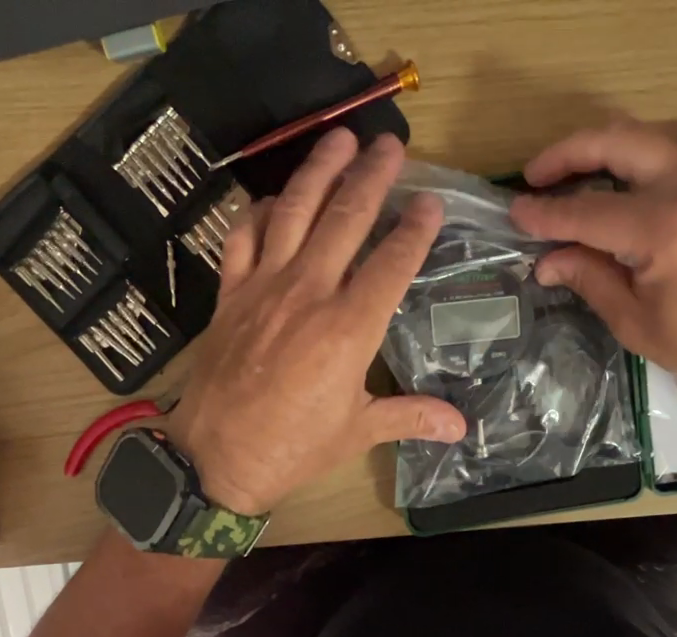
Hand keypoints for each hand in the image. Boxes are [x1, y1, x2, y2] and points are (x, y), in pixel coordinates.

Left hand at [167, 129, 465, 516]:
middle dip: (372, 177)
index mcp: (348, 329)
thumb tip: (459, 426)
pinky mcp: (230, 294)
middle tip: (390, 146)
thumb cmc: (293, 448)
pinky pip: (242, 237)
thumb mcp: (357, 433)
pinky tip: (275, 196)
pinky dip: (258, 210)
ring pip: (294, 212)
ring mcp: (265, 288)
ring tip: (339, 137)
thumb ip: (410, 416)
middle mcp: (309, 293)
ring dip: (319, 171)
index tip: (431, 202)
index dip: (415, 229)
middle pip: (346, 219)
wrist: (216, 458)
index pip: (391, 263)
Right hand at [509, 120, 676, 400]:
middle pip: (619, 142)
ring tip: (573, 184)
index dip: (546, 213)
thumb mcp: (636, 322)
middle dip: (570, 153)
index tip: (514, 211)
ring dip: (606, 159)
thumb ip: (590, 277)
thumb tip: (547, 259)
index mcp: (669, 229)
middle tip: (536, 175)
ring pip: (650, 147)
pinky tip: (627, 203)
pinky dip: (644, 176)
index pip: (589, 212)